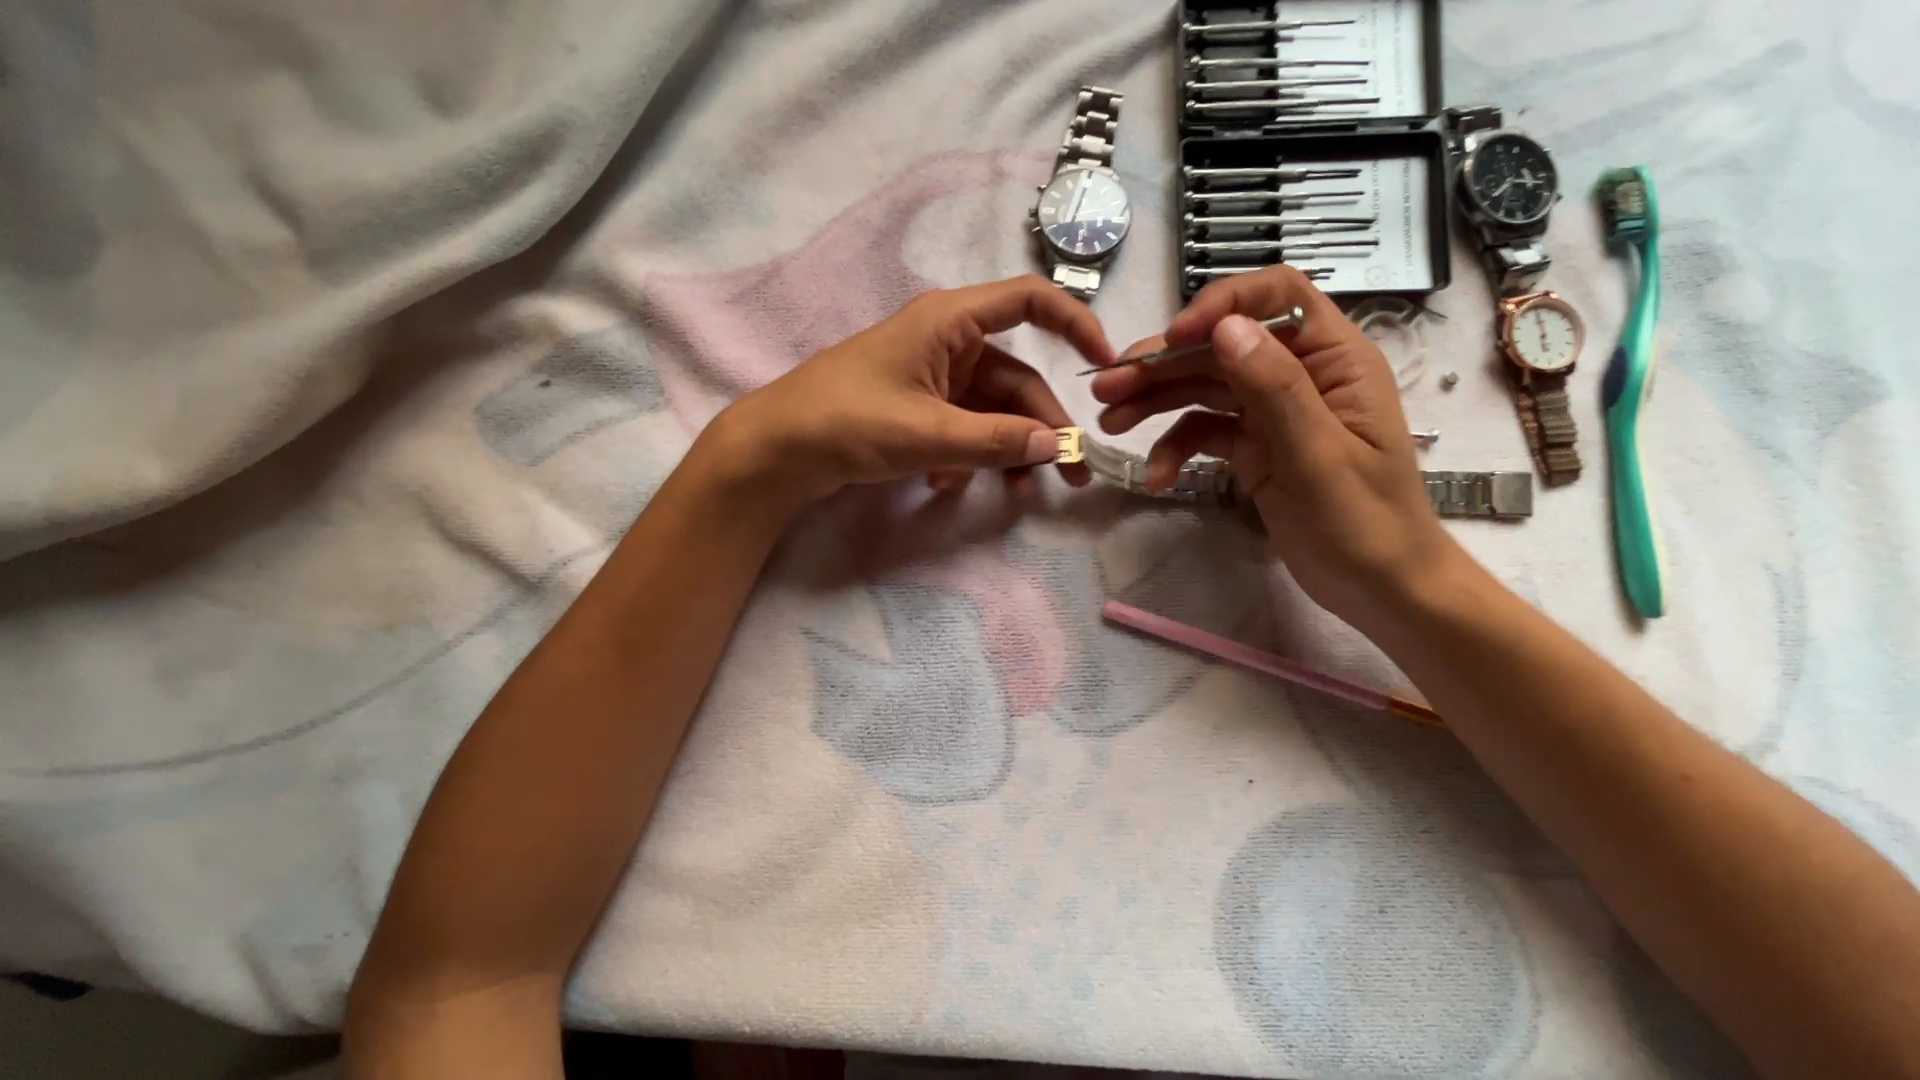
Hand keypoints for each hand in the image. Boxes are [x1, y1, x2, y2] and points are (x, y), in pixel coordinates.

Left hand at [711, 275, 1106, 506]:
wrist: (777, 450)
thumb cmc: (847, 421)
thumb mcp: (928, 433)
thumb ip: (996, 441)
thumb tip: (1058, 447)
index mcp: (949, 321)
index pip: (1029, 301)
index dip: (1075, 323)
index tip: (1106, 365)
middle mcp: (947, 343)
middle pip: (1016, 378)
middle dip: (1043, 426)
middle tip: (1071, 474)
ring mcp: (932, 378)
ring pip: (992, 410)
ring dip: (1010, 450)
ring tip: (1023, 494)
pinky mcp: (918, 410)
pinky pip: (963, 428)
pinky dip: (971, 456)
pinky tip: (955, 485)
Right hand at [1089, 266, 1453, 632]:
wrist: (1380, 588)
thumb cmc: (1366, 523)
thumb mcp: (1319, 456)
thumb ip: (1275, 388)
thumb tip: (1226, 327)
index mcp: (1334, 360)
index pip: (1276, 296)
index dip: (1221, 305)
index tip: (1173, 339)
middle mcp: (1300, 374)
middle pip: (1222, 345)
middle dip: (1163, 363)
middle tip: (1107, 387)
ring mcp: (1273, 412)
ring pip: (1205, 386)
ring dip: (1156, 400)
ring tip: (1110, 422)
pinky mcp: (1254, 447)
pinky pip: (1205, 432)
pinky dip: (1176, 448)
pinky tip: (1156, 477)